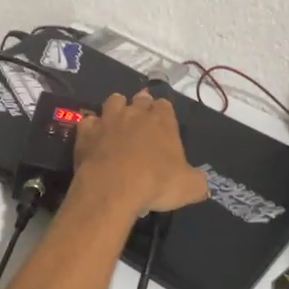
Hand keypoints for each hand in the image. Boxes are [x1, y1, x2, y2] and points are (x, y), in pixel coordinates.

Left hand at [72, 89, 207, 216]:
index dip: (163, 112)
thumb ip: (197, 181)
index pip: (165, 105)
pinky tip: (93, 139)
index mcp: (162, 121)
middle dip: (140, 106)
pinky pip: (88, 122)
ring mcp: (108, 120)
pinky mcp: (86, 132)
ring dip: (116, 109)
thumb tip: (202, 184)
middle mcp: (135, 113)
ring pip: (113, 101)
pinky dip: (91, 128)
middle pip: (139, 99)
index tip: (162, 123)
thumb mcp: (190, 188)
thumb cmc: (156, 184)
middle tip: (140, 120)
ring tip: (117, 122)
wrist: (113, 188)